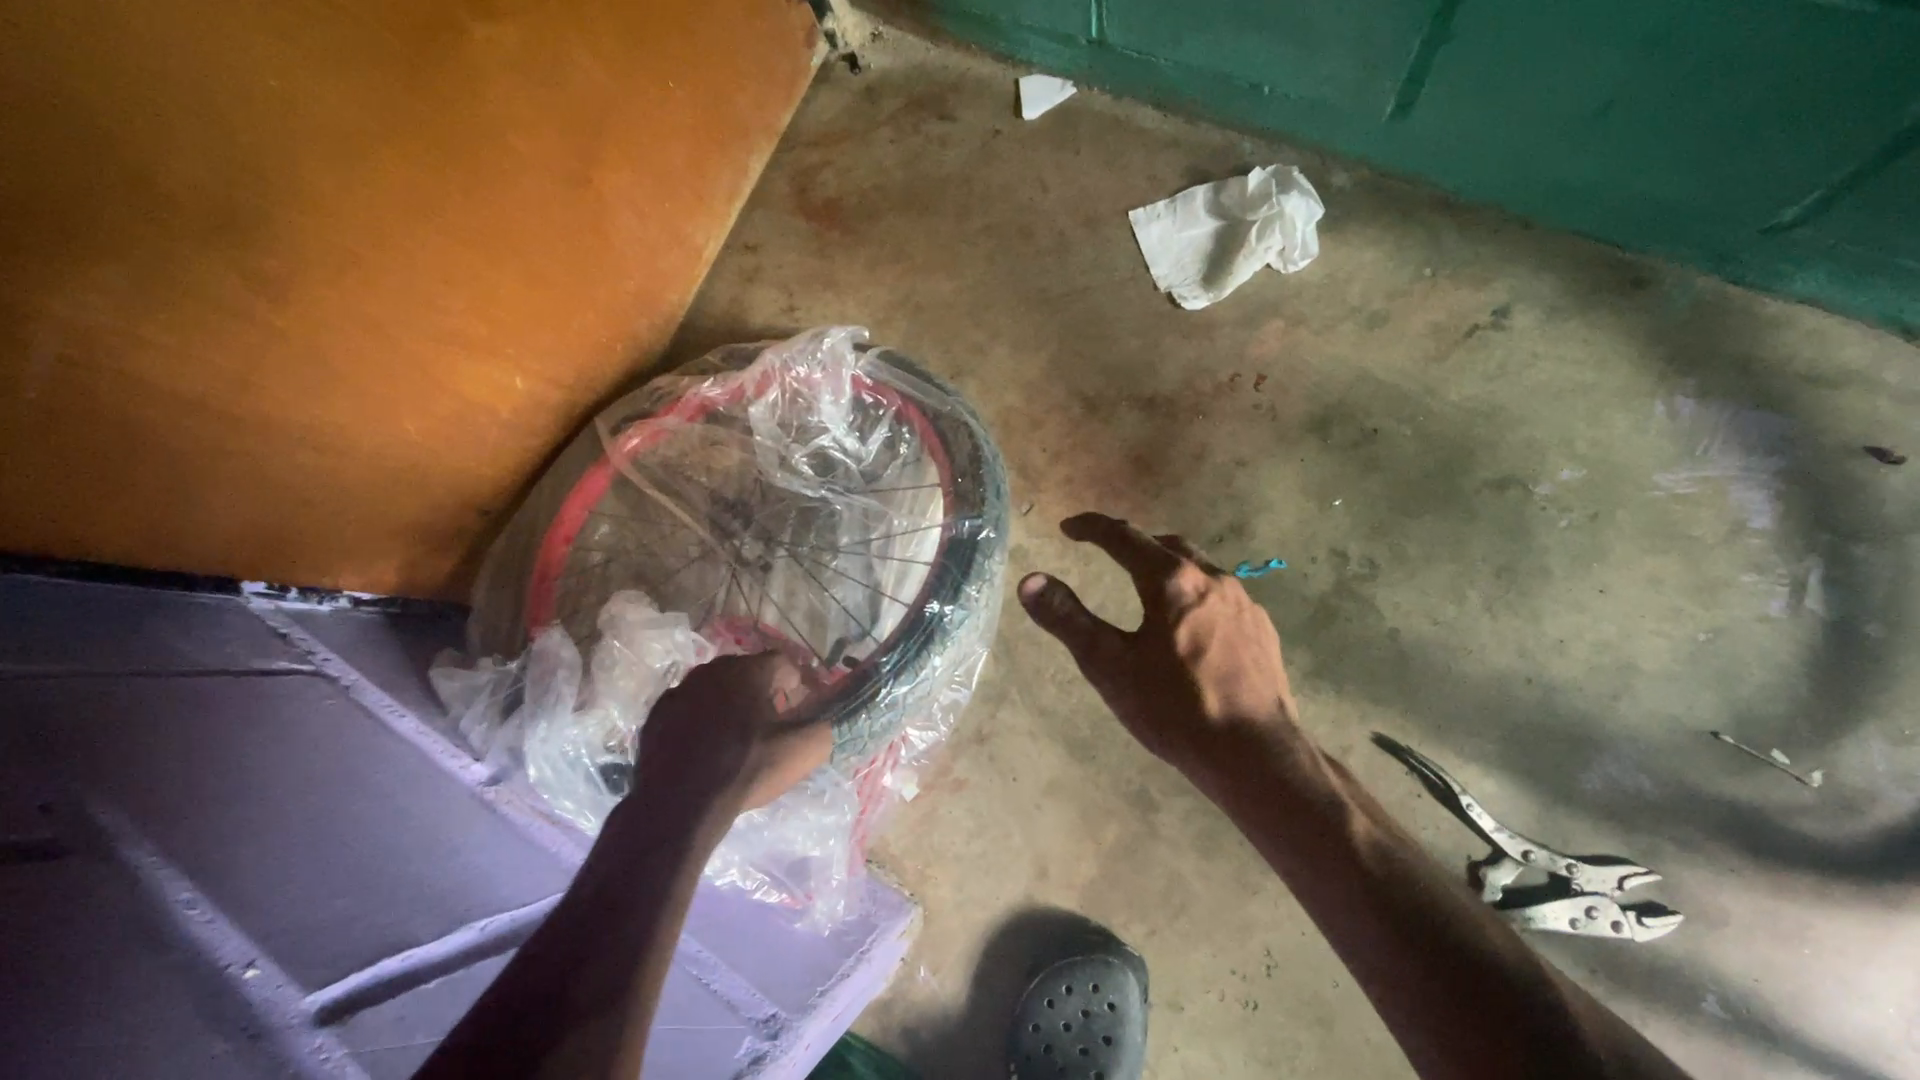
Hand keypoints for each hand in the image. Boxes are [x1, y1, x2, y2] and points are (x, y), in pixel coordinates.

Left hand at [635, 652, 832, 811]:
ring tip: (737, 737)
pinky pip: (689, 709)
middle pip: (747, 672)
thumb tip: (824, 719)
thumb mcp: (802, 751)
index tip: (799, 710)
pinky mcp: (656, 714)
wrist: (678, 803)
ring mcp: (679, 690)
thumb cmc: (744, 769)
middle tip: (772, 723)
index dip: (797, 684)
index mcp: (748, 670)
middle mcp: (712, 669)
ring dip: (730, 705)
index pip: (783, 662)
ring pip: (715, 689)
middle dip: (763, 692)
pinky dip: (700, 721)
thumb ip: (823, 727)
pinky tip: (705, 748)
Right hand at [1019, 512, 1300, 773]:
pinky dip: (1195, 596)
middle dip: (1134, 544)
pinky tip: (1189, 628)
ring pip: (1199, 570)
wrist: (1255, 755)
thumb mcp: (1109, 666)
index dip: (1092, 528)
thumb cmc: (1175, 709)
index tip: (1068, 528)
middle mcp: (1213, 579)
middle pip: (1167, 546)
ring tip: (1146, 589)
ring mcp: (1244, 604)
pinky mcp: (1262, 631)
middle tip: (1108, 554)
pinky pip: (1222, 597)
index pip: (1124, 538)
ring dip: (1168, 568)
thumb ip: (1068, 619)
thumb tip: (1030, 580)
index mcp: (1172, 581)